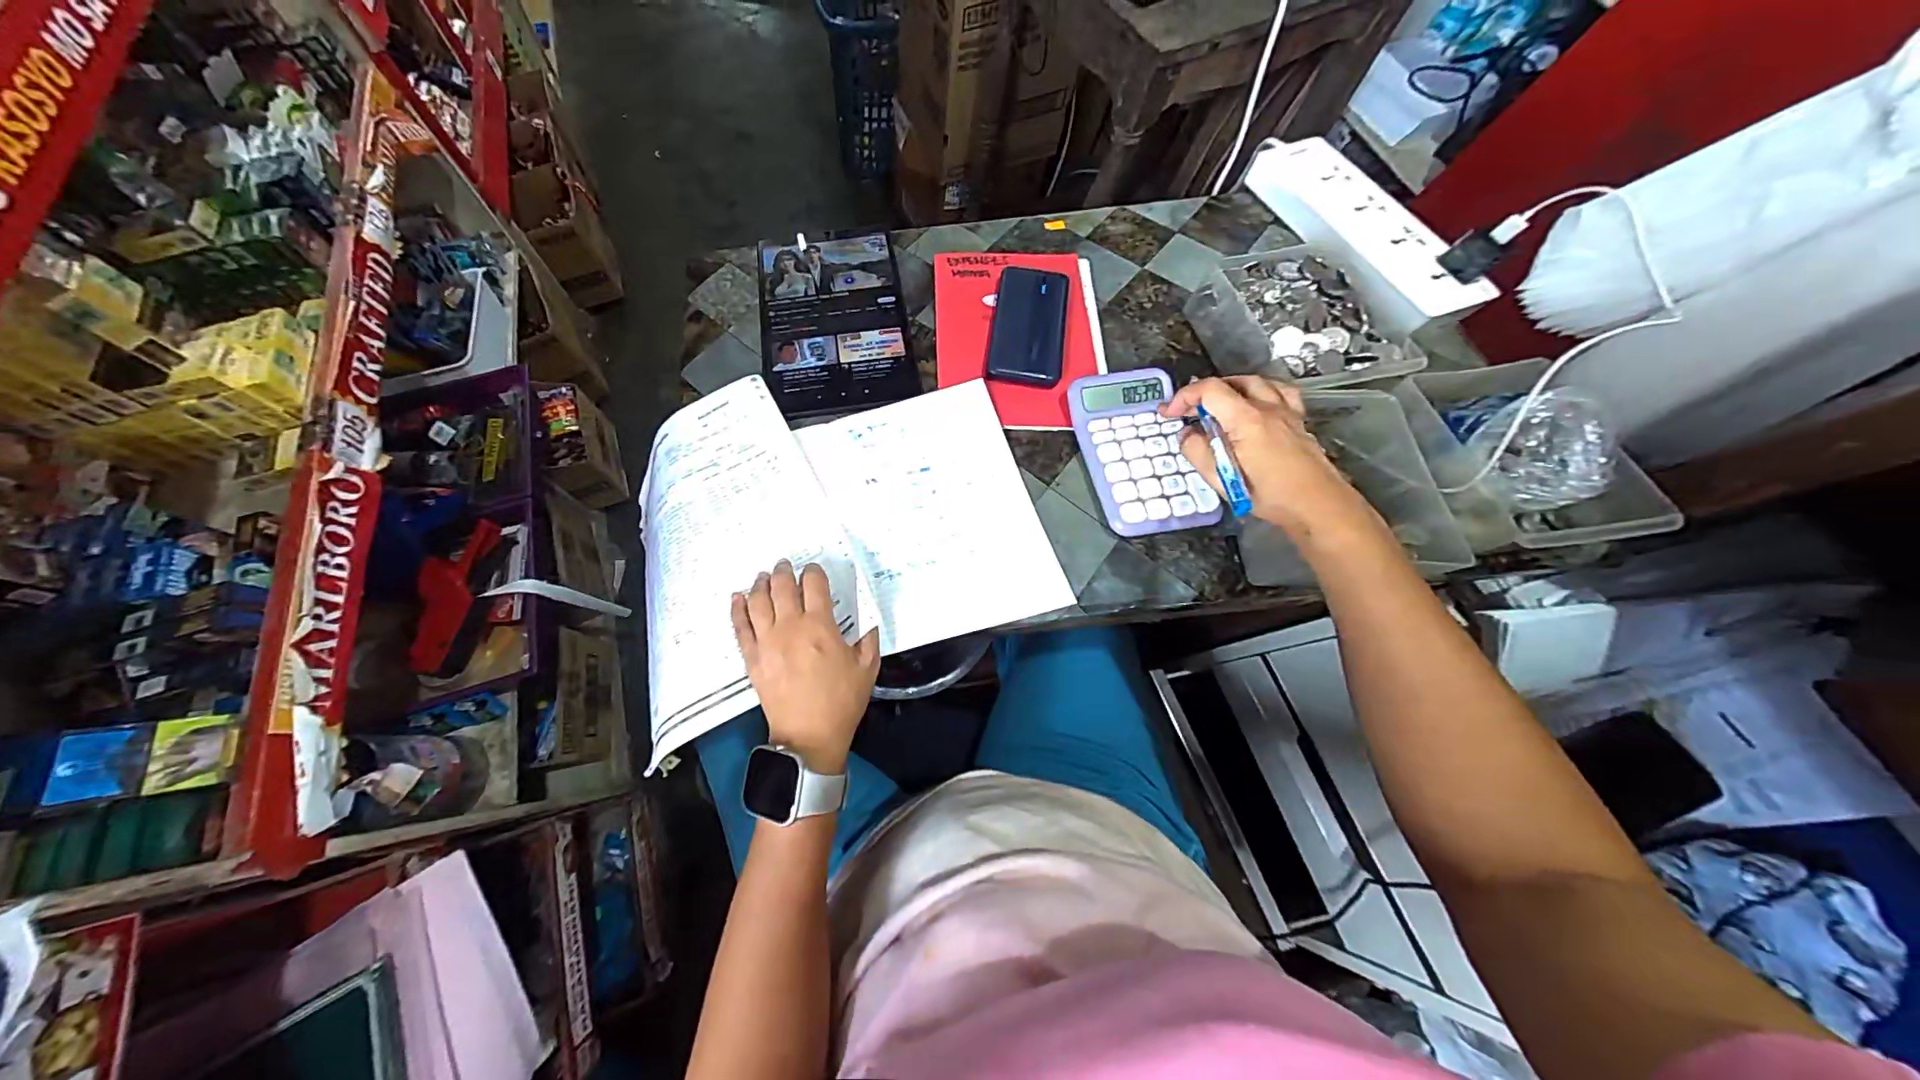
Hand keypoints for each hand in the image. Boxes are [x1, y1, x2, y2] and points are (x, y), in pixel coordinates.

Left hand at [731, 560, 878, 774]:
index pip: (814, 585)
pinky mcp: (752, 658)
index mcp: (820, 626)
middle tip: (785, 566)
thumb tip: (867, 625)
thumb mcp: (867, 668)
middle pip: (781, 587)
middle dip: (784, 571)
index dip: (814, 572)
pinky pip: (740, 626)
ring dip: (761, 584)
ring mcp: (767, 642)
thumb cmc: (841, 702)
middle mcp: (790, 627)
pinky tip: (738, 597)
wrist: (809, 735)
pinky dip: (738, 608)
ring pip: (758, 601)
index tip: (814, 571)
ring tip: (764, 576)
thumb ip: (869, 640)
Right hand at [1160, 376, 1378, 542]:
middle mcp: (1268, 408)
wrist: (1317, 505)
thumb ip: (1198, 452)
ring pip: (1256, 382)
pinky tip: (1256, 405)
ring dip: (1231, 388)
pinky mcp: (1298, 422)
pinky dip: (1261, 392)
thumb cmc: (1270, 495)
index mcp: (1246, 419)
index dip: (1184, 397)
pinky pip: (1280, 392)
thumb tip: (1187, 435)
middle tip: (1189, 412)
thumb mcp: (1222, 480)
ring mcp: (1287, 412)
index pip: (1209, 390)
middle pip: (1231, 382)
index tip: (1170, 413)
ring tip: (1218, 405)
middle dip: (1204, 393)